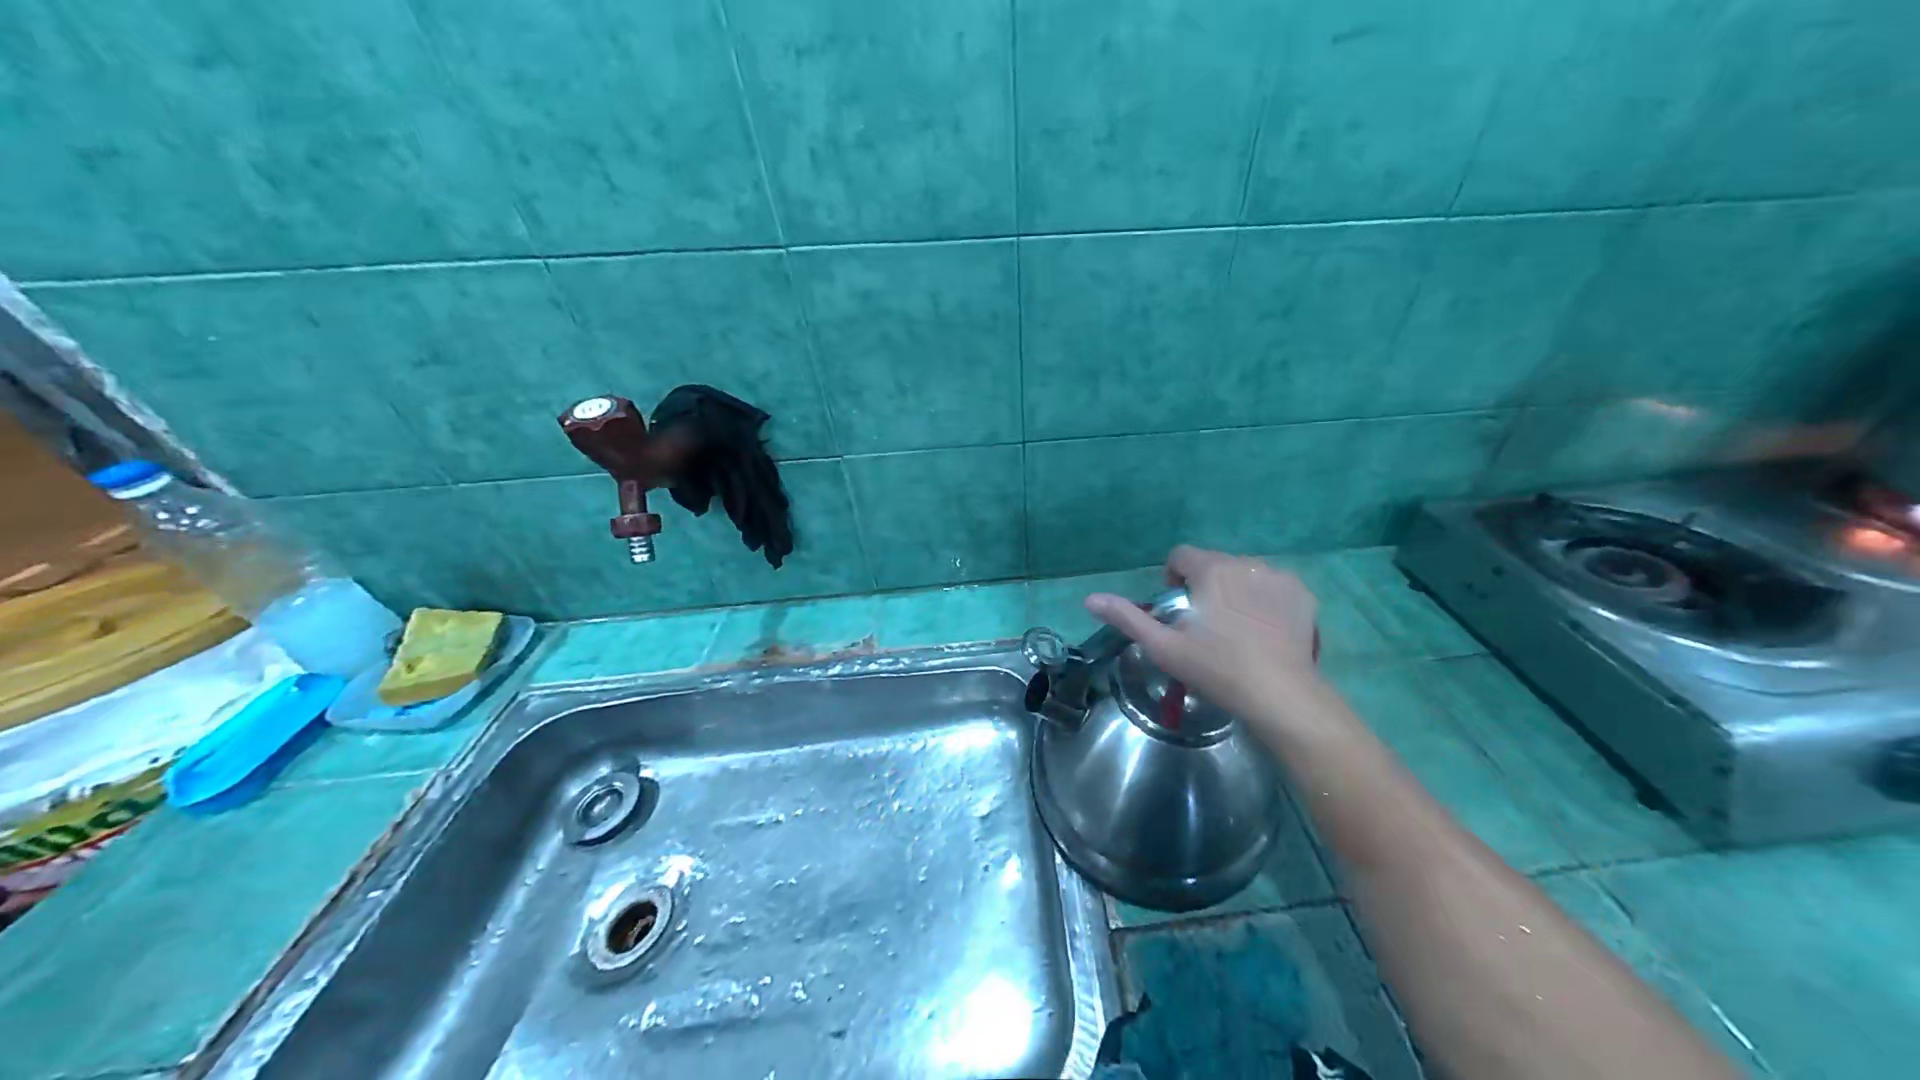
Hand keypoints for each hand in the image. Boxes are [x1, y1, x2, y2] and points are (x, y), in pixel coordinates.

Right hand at [1084, 545, 1322, 727]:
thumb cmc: (1216, 668)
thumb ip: (1127, 617)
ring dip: (1234, 590)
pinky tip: (1263, 629)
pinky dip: (1264, 599)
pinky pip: (1272, 586)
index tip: (1178, 610)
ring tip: (1235, 628)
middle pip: (1213, 564)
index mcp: (1210, 570)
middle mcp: (1245, 563)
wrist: (1280, 694)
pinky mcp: (1302, 594)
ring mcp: (1278, 577)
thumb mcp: (1163, 647)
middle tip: (1205, 625)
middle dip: (1205, 585)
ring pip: (1244, 573)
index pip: (1181, 556)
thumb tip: (1090, 599)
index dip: (1172, 579)